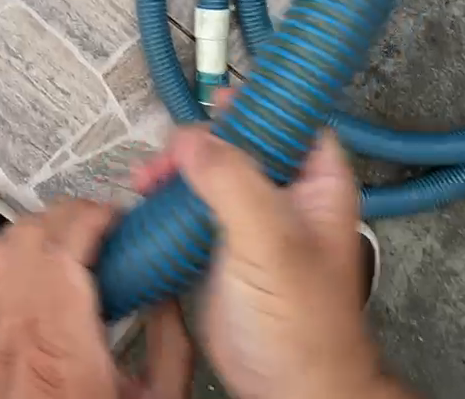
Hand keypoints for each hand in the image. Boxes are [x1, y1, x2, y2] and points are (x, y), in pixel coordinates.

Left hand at [0, 199, 193, 398]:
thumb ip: (169, 342)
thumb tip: (169, 289)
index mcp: (62, 348)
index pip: (63, 244)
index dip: (94, 215)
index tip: (119, 218)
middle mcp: (14, 334)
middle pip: (31, 234)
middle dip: (72, 215)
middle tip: (104, 227)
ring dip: (38, 228)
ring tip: (69, 239)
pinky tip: (21, 258)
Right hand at [134, 119, 408, 398]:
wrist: (285, 391)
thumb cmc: (303, 324)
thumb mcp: (272, 241)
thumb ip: (233, 182)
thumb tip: (192, 140)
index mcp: (316, 179)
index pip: (291, 116)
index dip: (258, 100)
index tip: (220, 96)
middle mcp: (284, 189)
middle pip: (240, 137)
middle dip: (201, 139)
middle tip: (172, 153)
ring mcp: (250, 215)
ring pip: (210, 167)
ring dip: (176, 166)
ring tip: (150, 178)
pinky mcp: (220, 240)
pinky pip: (191, 201)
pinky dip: (167, 195)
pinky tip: (148, 197)